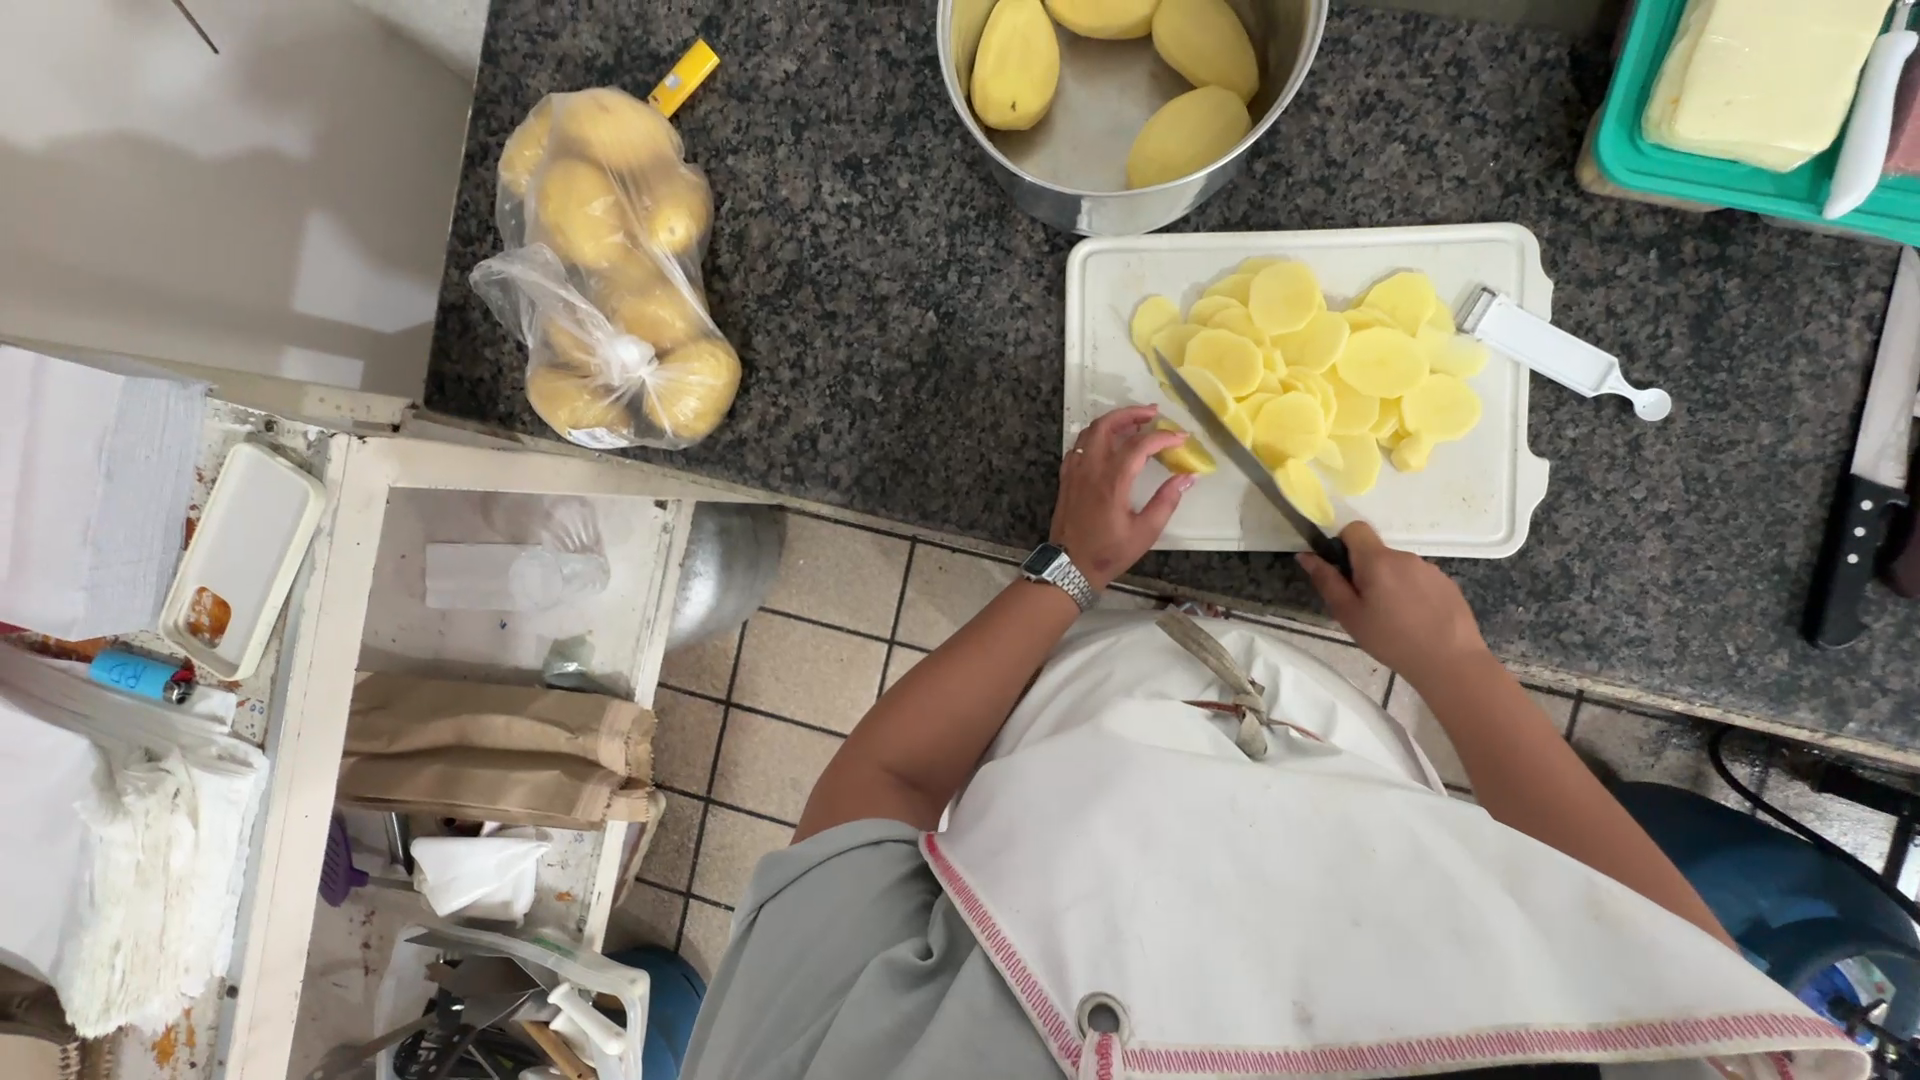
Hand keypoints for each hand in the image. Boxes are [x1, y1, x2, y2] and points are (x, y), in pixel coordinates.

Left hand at [1051, 405, 1193, 589]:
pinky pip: (1079, 446)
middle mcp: (1090, 469)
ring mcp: (1074, 472)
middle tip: (1153, 414)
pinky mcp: (1066, 478)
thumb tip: (1186, 477)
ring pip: (1090, 432)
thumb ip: (1166, 501)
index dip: (1163, 437)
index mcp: (1112, 482)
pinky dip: (1096, 437)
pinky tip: (1109, 444)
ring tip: (1135, 423)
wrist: (1070, 566)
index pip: (1139, 445)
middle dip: (1131, 414)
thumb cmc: (1109, 552)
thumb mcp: (1145, 532)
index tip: (1181, 438)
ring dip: (1113, 422)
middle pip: (1107, 425)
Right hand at [1297, 522, 1489, 687]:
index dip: (1343, 543)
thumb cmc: (1390, 639)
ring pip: (1398, 567)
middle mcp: (1405, 557)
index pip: (1355, 529)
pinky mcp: (1448, 583)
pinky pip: (1419, 579)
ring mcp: (1430, 569)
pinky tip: (1416, 620)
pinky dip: (1412, 593)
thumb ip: (1327, 581)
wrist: (1450, 661)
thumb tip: (1306, 556)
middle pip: (1376, 552)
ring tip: (1393, 617)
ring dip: (1389, 583)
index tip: (1342, 571)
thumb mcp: (1348, 614)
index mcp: (1378, 560)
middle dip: (1366, 571)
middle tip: (1365, 606)